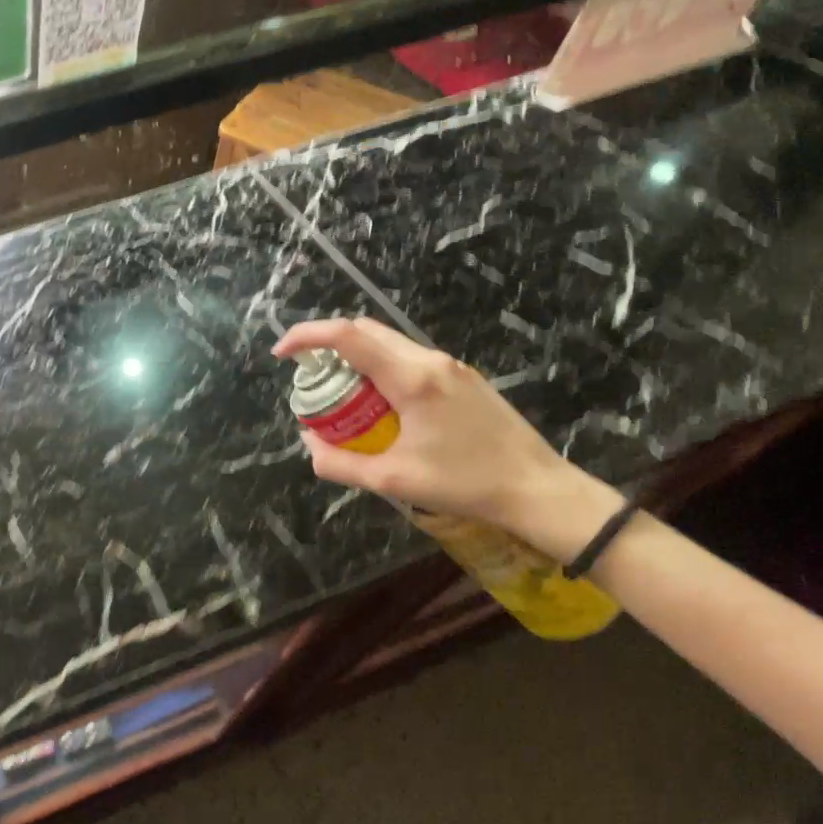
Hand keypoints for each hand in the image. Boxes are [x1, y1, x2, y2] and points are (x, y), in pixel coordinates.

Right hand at [273, 318, 616, 555]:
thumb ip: (340, 462)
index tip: (281, 354)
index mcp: (411, 378)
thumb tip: (307, 442)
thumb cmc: (467, 484)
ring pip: (388, 343)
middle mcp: (430, 361)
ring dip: (354, 358)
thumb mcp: (393, 480)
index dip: (306, 336)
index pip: (347, 336)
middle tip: (306, 375)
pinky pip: (408, 359)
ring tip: (339, 395)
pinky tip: (378, 406)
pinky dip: (379, 369)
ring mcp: (451, 367)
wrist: (542, 492)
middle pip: (365, 331)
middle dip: (326, 345)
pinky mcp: (463, 379)